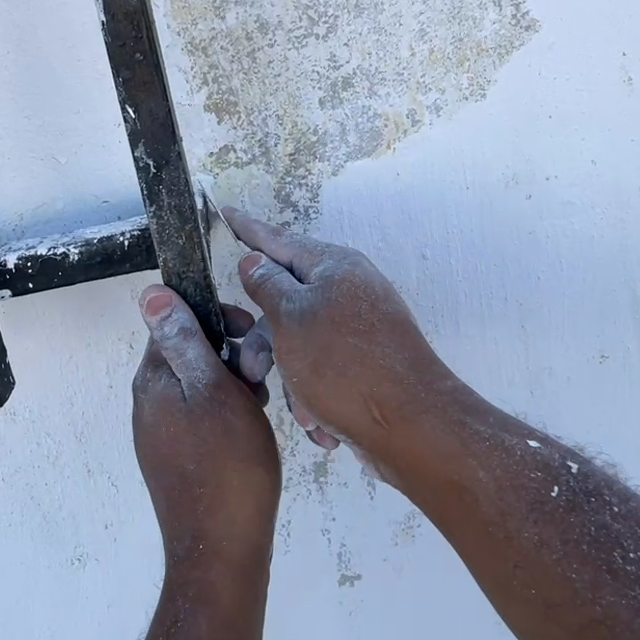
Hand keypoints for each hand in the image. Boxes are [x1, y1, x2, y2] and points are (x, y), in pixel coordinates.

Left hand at [131, 285, 280, 574]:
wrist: (223, 550)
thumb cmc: (227, 464)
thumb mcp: (212, 388)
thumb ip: (184, 339)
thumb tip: (149, 293)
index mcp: (154, 379)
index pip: (176, 319)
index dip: (215, 318)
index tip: (247, 333)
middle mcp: (151, 400)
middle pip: (191, 350)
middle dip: (230, 353)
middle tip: (259, 376)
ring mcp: (163, 430)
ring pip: (202, 382)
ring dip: (234, 383)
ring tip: (258, 406)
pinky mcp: (178, 454)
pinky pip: (204, 413)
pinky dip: (229, 411)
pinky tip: (249, 429)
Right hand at [223, 208, 454, 462]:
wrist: (413, 428)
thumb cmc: (344, 364)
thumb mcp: (292, 318)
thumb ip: (268, 285)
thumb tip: (256, 260)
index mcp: (333, 266)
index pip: (279, 239)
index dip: (248, 228)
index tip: (226, 212)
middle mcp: (349, 289)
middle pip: (287, 301)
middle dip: (265, 342)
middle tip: (251, 371)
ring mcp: (360, 327)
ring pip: (302, 343)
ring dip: (293, 378)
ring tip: (302, 414)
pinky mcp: (367, 363)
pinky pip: (326, 371)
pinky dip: (317, 396)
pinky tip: (321, 426)